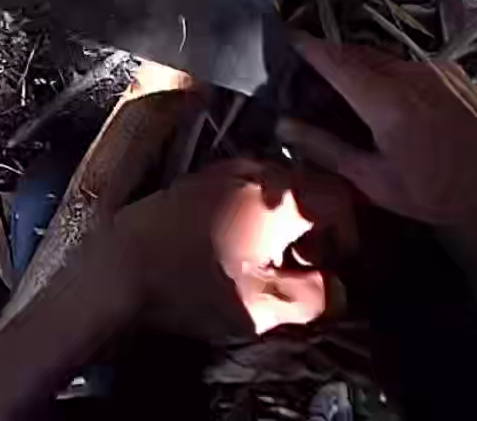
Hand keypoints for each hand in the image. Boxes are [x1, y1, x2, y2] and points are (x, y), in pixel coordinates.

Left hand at [84, 159, 353, 340]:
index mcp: (279, 198)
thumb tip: (337, 286)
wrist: (125, 261)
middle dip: (320, 226)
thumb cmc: (195, 283)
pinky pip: (250, 183)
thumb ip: (313, 297)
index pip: (340, 196)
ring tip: (274, 257)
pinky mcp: (204, 175)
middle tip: (308, 266)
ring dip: (289, 218)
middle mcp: (256, 171)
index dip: (352, 231)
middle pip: (310, 187)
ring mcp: (227, 168)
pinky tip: (241, 241)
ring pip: (279, 185)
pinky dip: (261, 209)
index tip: (342, 262)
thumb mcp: (262, 308)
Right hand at [276, 37, 476, 256]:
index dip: (303, 46)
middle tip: (307, 84)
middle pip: (352, 54)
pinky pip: (404, 66)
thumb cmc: (446, 195)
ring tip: (346, 100)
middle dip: (326, 62)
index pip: (331, 57)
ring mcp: (432, 68)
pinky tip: (389, 107)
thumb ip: (327, 148)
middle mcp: (406, 71)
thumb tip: (284, 126)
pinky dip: (384, 76)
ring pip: (379, 59)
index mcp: (383, 97)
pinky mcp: (450, 73)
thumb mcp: (378, 182)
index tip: (280, 40)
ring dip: (356, 71)